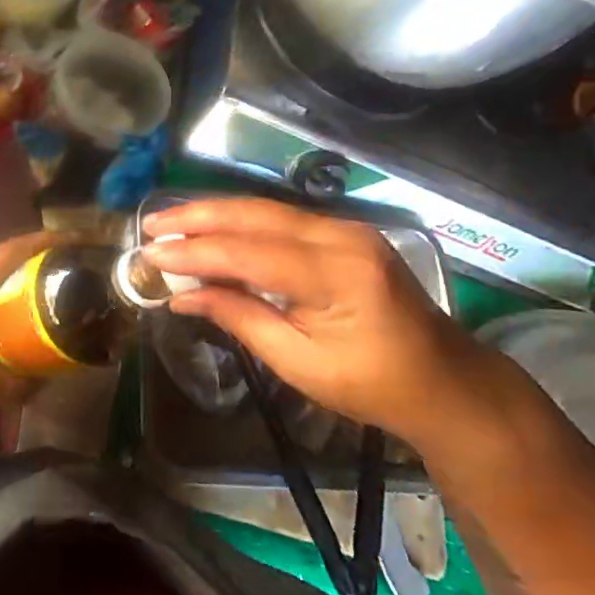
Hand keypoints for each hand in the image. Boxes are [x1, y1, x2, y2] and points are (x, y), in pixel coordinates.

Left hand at [0, 232, 60, 421]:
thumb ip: (20, 384)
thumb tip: (50, 382)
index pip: (23, 245)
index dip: (58, 242)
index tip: (89, 246)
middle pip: (13, 252)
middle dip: (47, 260)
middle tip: (79, 276)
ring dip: (24, 275)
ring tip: (55, 292)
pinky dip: (4, 289)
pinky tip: (16, 314)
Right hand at [140, 198, 527, 453]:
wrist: (445, 380)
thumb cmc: (372, 384)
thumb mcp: (298, 362)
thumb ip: (239, 318)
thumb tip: (181, 296)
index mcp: (338, 275)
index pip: (249, 252)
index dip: (195, 252)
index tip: (150, 255)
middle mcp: (343, 237)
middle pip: (256, 214)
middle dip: (198, 217)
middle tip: (151, 226)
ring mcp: (348, 230)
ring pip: (267, 210)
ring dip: (216, 215)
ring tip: (171, 224)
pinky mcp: (345, 234)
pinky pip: (282, 220)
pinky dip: (241, 224)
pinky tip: (212, 231)